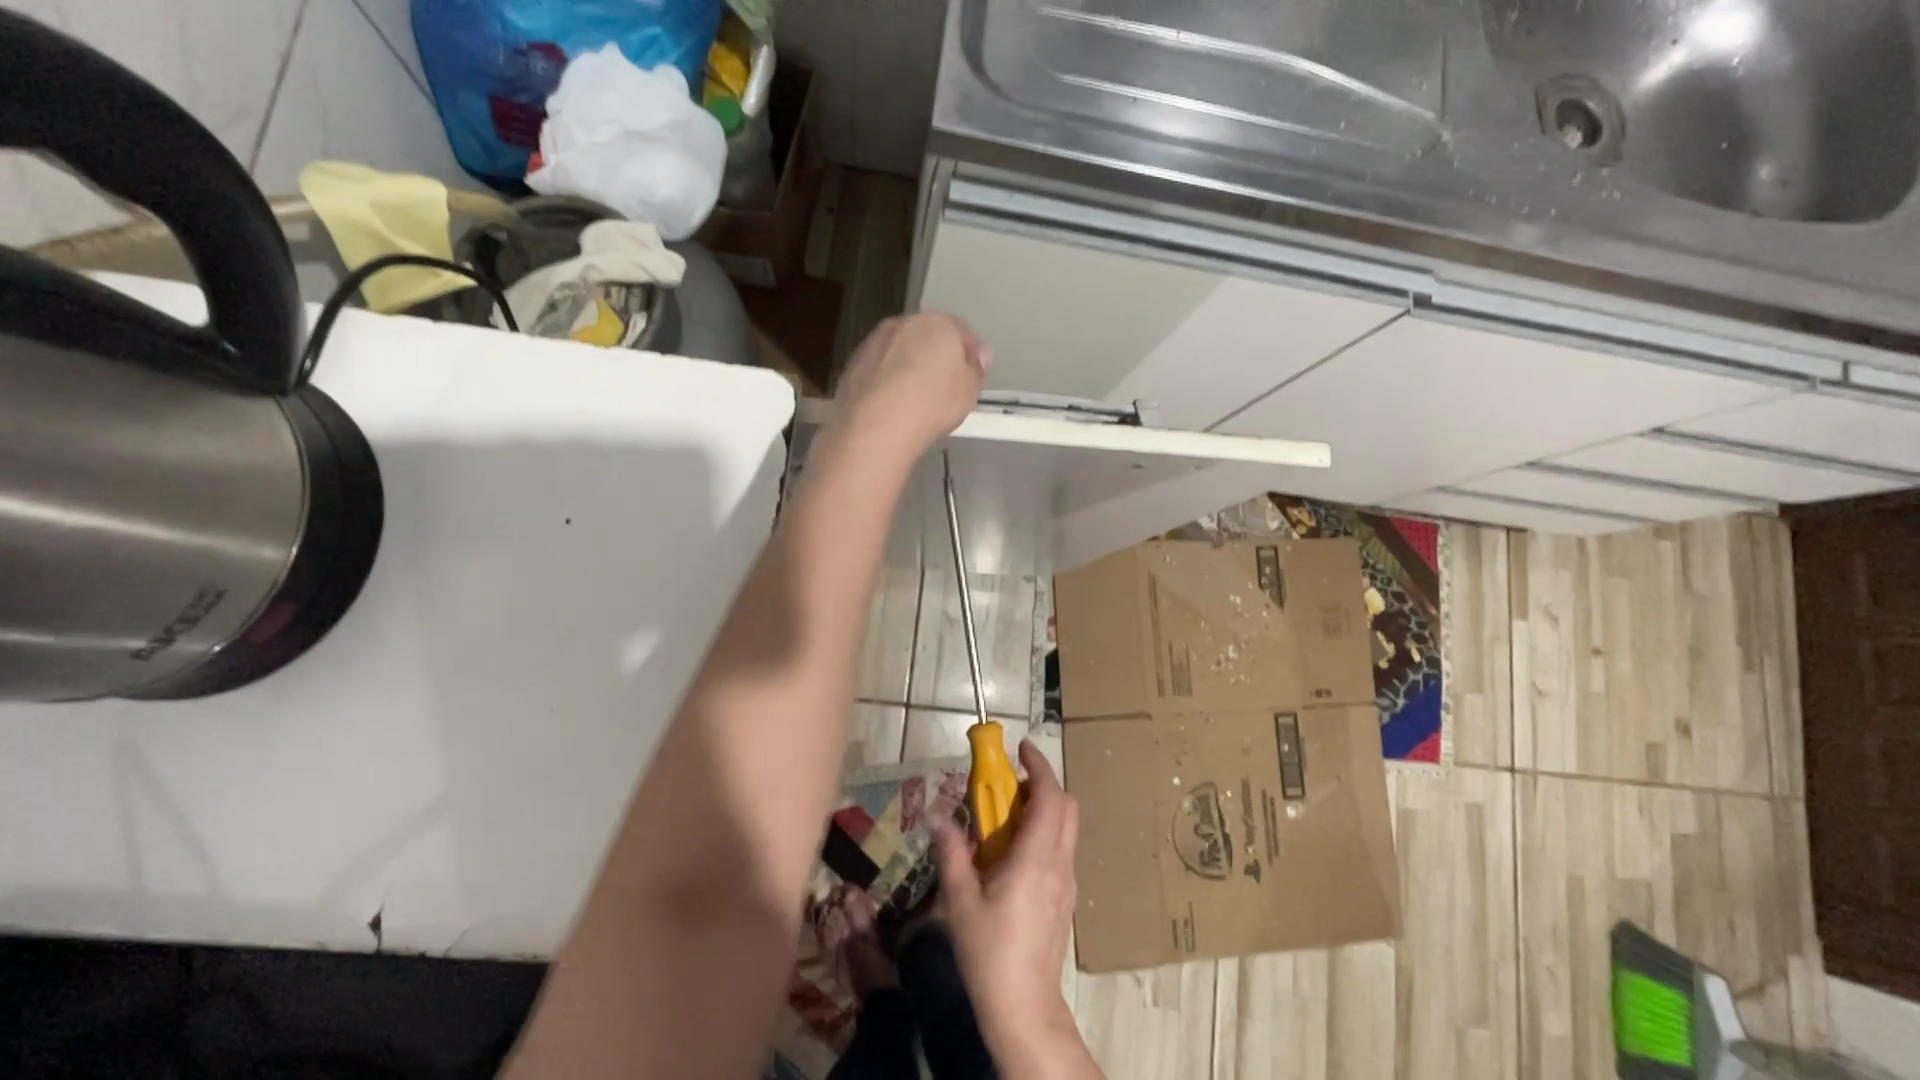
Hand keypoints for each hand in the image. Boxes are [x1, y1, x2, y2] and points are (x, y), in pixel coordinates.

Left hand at [832, 313, 988, 456]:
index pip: (961, 330)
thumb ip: (976, 368)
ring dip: (908, 365)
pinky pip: (879, 367)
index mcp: (938, 323)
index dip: (968, 354)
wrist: (875, 425)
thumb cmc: (932, 404)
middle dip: (935, 356)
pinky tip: (891, 404)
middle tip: (943, 388)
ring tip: (914, 399)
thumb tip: (979, 355)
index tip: (970, 377)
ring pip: (899, 349)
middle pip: (926, 336)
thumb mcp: (969, 392)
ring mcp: (874, 341)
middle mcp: (904, 323)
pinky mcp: (852, 362)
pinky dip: (886, 379)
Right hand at [934, 741, 1099, 1078]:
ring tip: (1002, 819)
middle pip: (1066, 807)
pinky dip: (1043, 835)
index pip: (1050, 796)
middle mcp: (1060, 864)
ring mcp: (1067, 883)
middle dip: (1041, 784)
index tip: (1020, 747)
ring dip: (1042, 810)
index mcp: (1038, 858)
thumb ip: (952, 852)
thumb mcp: (961, 900)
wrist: (1024, 1005)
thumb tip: (938, 815)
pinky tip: (1011, 857)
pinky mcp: (1065, 900)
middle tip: (1007, 784)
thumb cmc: (990, 951)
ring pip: (1066, 830)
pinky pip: (1060, 851)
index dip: (1039, 765)